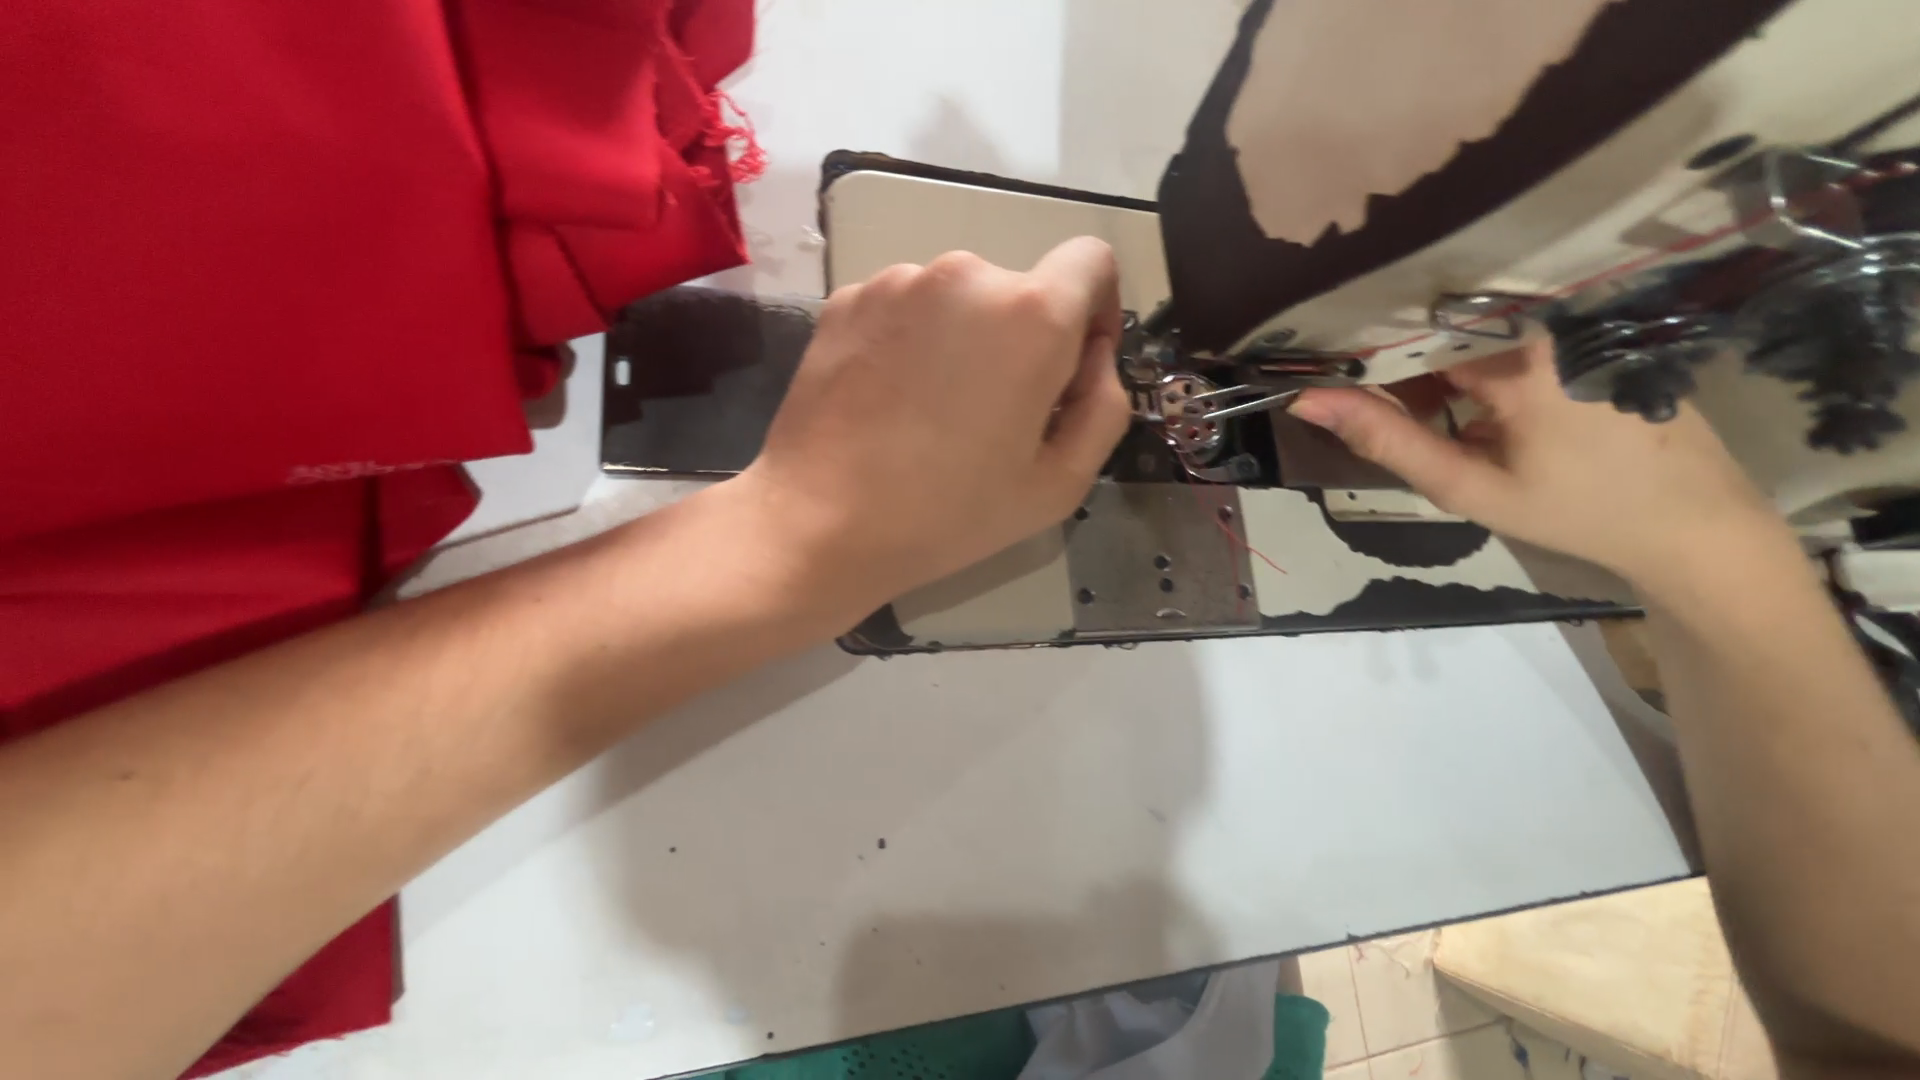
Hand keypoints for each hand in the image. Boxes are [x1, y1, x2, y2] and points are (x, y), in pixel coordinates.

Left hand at [728, 238, 1132, 622]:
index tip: (1072, 364)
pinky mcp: (846, 299)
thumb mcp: (1060, 483)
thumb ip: (1105, 405)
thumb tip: (1094, 356)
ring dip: (963, 340)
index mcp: (1030, 314)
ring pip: (958, 300)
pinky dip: (912, 342)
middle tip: (993, 415)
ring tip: (931, 413)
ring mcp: (897, 282)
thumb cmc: (949, 513)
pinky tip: (889, 401)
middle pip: (1020, 289)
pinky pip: (905, 308)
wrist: (819, 522)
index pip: (1092, 261)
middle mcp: (965, 275)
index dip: (1096, 308)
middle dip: (1023, 339)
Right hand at [1287, 341, 1784, 587]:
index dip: (1360, 343)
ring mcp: (1581, 320)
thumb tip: (1308, 400)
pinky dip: (1474, 360)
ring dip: (1432, 361)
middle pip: (1444, 318)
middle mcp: (1554, 317)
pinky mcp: (1595, 330)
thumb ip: (1385, 439)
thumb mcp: (1466, 485)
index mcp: (1524, 350)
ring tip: (1408, 407)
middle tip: (1356, 394)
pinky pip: (1512, 331)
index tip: (1318, 365)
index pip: (1414, 325)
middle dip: (1394, 354)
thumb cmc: (1576, 511)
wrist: (1693, 524)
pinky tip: (1463, 401)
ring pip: (1475, 325)